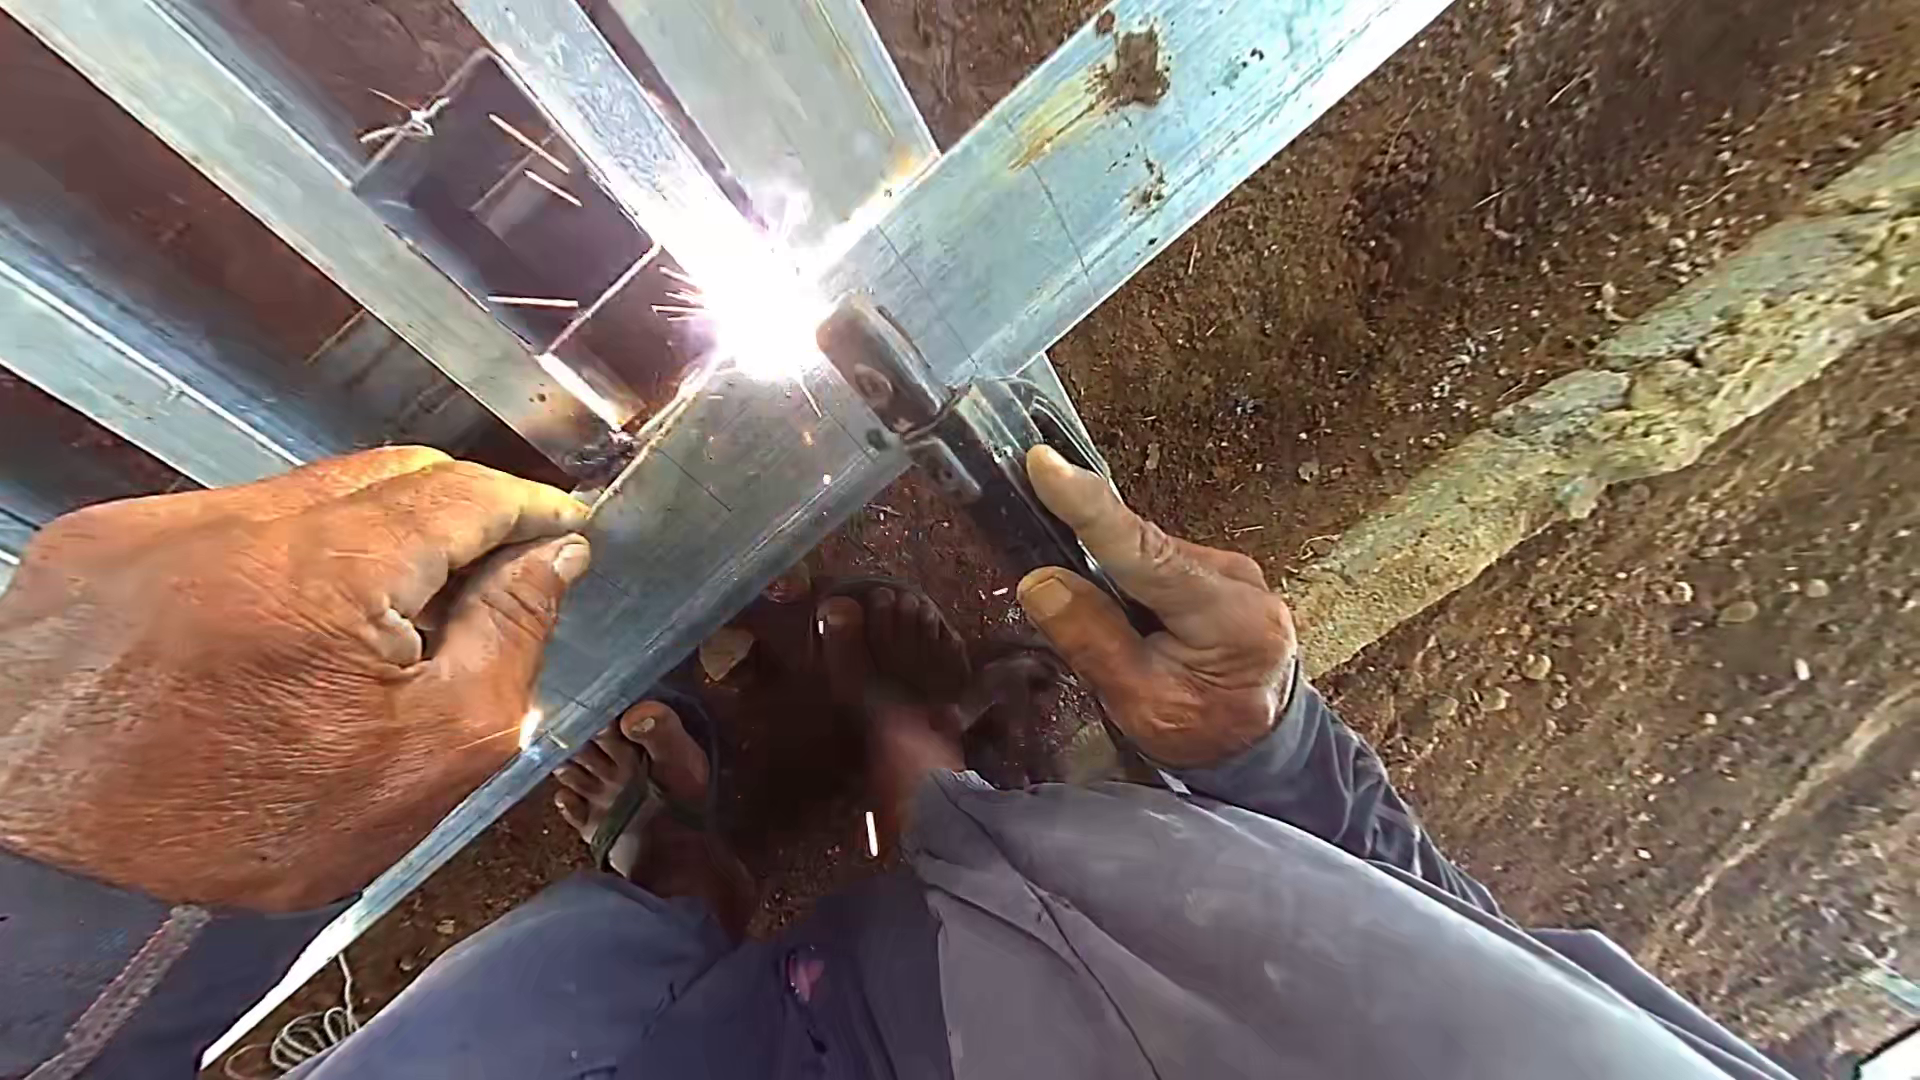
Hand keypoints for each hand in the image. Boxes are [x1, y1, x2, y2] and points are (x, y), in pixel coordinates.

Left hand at [0, 448, 589, 910]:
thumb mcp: (455, 735)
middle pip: (398, 472)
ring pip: (330, 487)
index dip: (532, 502)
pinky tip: (338, 604)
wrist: (60, 908)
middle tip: (515, 552)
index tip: (568, 521)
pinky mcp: (94, 556)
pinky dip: (327, 542)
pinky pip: (257, 515)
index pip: (463, 494)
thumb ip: (517, 624)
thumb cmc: (281, 830)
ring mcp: (139, 536)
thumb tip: (556, 553)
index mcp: (315, 580)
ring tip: (427, 591)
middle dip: (475, 506)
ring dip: (403, 525)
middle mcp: (216, 533)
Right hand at [1016, 446, 1297, 766]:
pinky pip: (1152, 556)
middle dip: (1084, 549)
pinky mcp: (1215, 570)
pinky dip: (1123, 574)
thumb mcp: (1142, 705)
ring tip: (1096, 614)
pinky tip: (1118, 606)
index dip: (1089, 508)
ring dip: (1104, 568)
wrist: (1259, 743)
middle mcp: (1236, 579)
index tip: (1044, 466)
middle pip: (1138, 544)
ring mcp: (1229, 569)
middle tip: (1040, 565)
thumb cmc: (1205, 733)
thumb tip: (1040, 582)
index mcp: (1228, 618)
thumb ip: (1092, 641)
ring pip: (1142, 548)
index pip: (1144, 552)